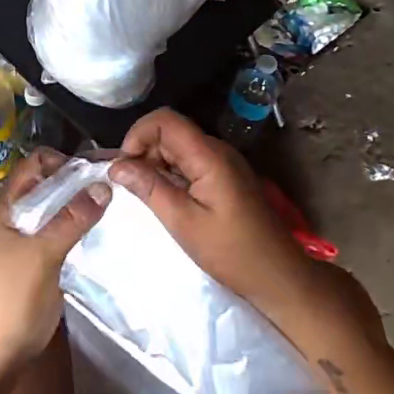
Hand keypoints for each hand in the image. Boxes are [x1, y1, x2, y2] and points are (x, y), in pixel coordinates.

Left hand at [0, 149, 105, 383]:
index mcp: (10, 210)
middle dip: (80, 182)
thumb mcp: (41, 255)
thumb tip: (104, 185)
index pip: (36, 165)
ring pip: (60, 213)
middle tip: (117, 187)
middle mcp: (20, 221)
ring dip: (84, 207)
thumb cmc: (9, 301)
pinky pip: (66, 237)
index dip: (63, 160)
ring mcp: (31, 245)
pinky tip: (106, 236)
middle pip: (51, 187)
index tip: (96, 169)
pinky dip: (84, 231)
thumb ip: (71, 219)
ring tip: (118, 208)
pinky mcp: (43, 266)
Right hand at [111, 109, 330, 328]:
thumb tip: (116, 166)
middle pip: (172, 131)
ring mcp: (225, 162)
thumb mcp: (183, 222)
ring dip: (157, 165)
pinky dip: (173, 174)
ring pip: (180, 147)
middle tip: (132, 188)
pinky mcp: (227, 176)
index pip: (166, 120)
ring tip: (147, 197)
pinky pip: (192, 163)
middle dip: (145, 152)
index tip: (124, 167)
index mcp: (209, 156)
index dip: (138, 135)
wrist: (277, 273)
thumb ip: (150, 188)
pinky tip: (168, 201)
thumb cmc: (231, 251)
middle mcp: (218, 150)